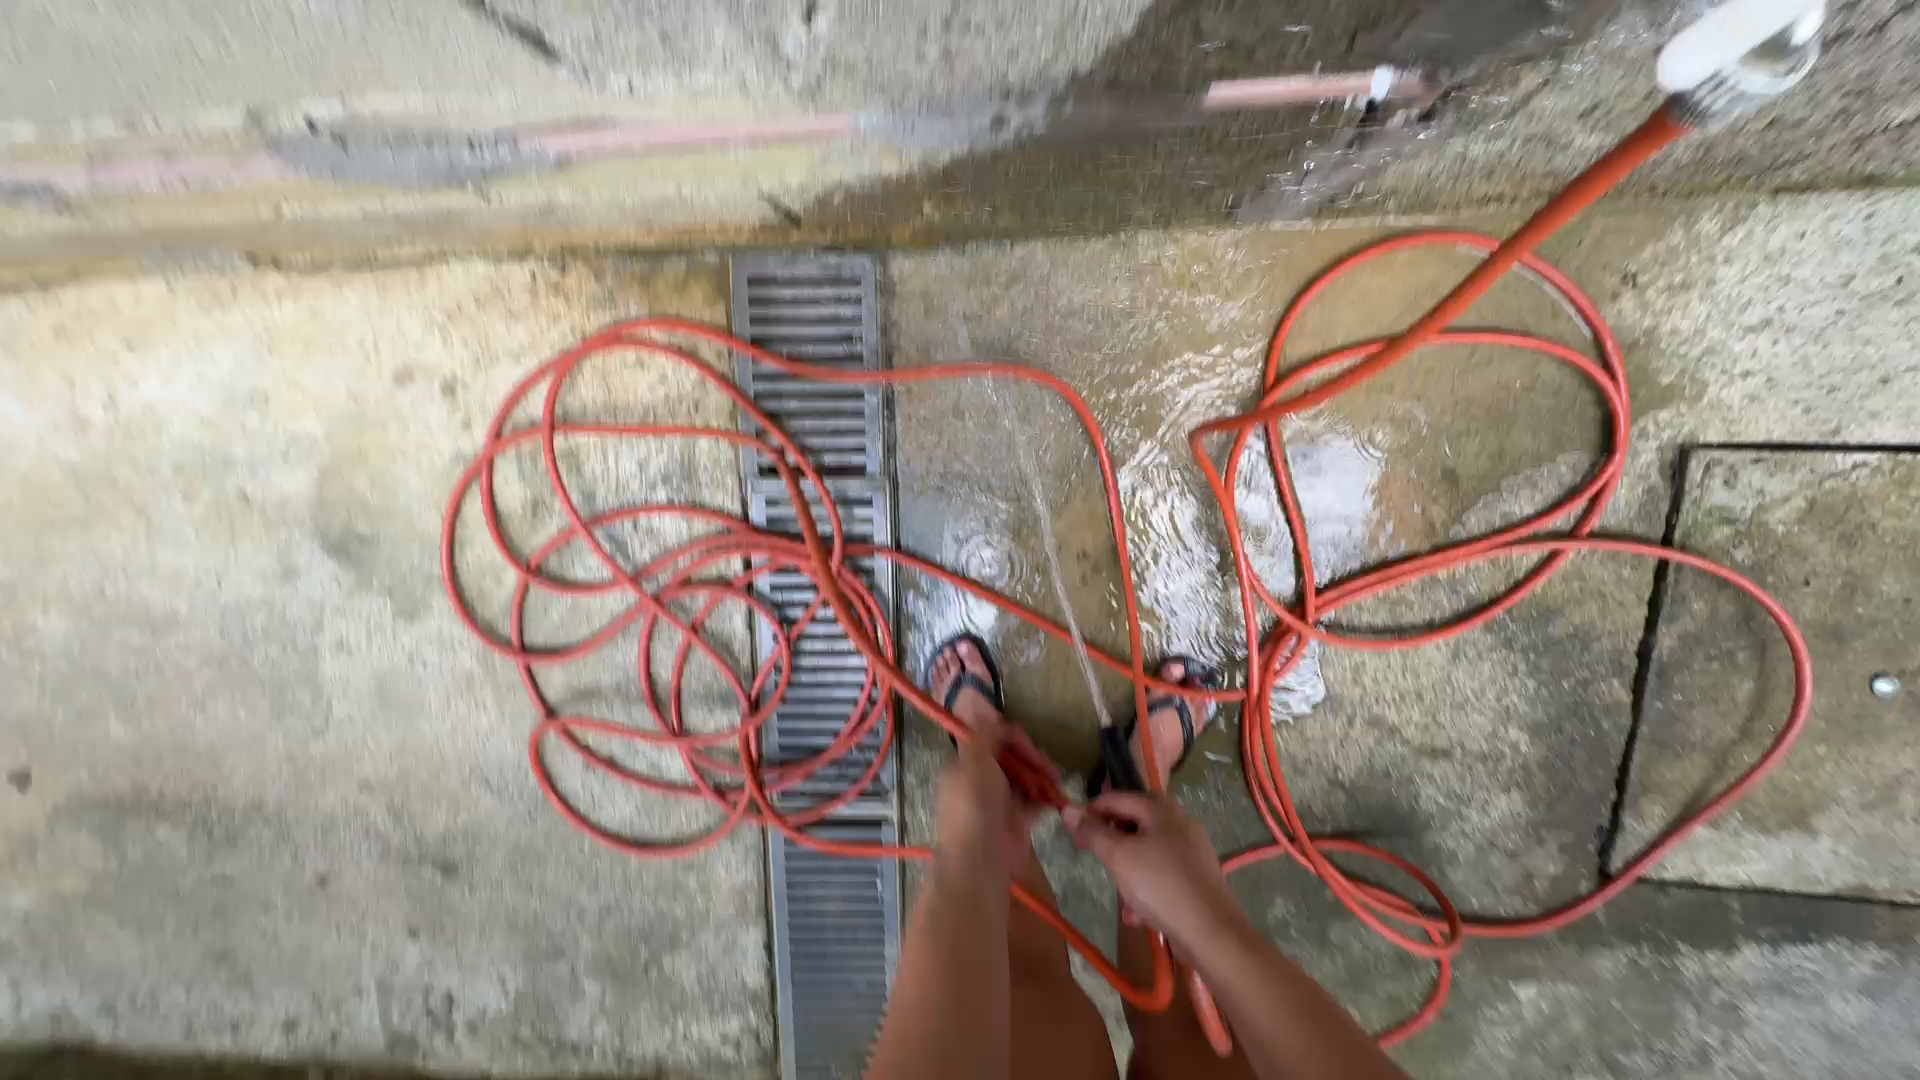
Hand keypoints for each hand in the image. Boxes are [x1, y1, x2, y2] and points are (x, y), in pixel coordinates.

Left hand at [934, 725, 1052, 878]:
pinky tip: (1057, 796)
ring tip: (1056, 780)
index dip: (1012, 738)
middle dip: (1031, 758)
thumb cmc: (975, 805)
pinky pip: (1032, 802)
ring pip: (1023, 779)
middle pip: (1009, 759)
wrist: (981, 861)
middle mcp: (978, 782)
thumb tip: (978, 700)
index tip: (1029, 744)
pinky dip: (1044, 798)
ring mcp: (997, 803)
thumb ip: (984, 733)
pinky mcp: (1014, 822)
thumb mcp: (977, 760)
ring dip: (1040, 776)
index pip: (990, 740)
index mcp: (963, 765)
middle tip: (1049, 766)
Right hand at [1062, 792, 1243, 951]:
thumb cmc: (1160, 885)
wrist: (1212, 931)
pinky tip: (1141, 913)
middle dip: (1112, 849)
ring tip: (1124, 899)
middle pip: (1131, 825)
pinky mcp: (1196, 875)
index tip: (1075, 838)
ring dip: (1128, 874)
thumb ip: (1092, 832)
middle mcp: (1177, 820)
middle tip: (1102, 868)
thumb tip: (1067, 808)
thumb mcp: (1118, 856)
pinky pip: (1161, 873)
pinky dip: (1147, 888)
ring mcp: (1190, 848)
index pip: (1114, 799)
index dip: (1090, 815)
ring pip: (1144, 853)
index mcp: (1159, 807)